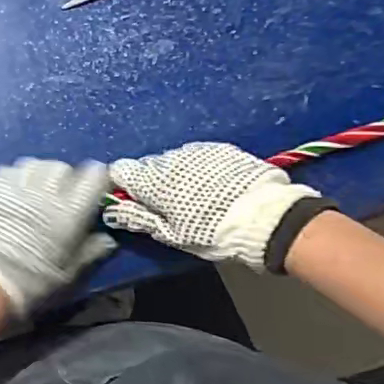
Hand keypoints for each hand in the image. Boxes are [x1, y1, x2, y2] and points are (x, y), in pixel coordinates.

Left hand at [0, 159, 116, 314]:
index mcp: (71, 211)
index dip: (96, 180)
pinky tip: (14, 192)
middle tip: (62, 195)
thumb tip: (107, 238)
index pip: (94, 175)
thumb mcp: (72, 270)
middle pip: (63, 167)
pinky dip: (15, 177)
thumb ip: (92, 250)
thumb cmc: (34, 279)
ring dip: (40, 174)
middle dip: (66, 178)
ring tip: (37, 191)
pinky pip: (8, 170)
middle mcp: (47, 193)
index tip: (94, 190)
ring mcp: (18, 188)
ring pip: (36, 164)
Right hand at [103, 142, 326, 272]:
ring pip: (172, 160)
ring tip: (193, 195)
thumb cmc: (213, 231)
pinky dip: (197, 169)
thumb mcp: (171, 234)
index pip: (120, 172)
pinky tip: (212, 186)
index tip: (133, 201)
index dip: (123, 187)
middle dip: (150, 182)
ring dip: (175, 175)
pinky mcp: (222, 149)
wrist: (271, 219)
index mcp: (152, 181)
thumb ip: (138, 218)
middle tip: (166, 204)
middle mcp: (170, 159)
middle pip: (147, 166)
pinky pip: (197, 157)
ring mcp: (197, 151)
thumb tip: (112, 211)